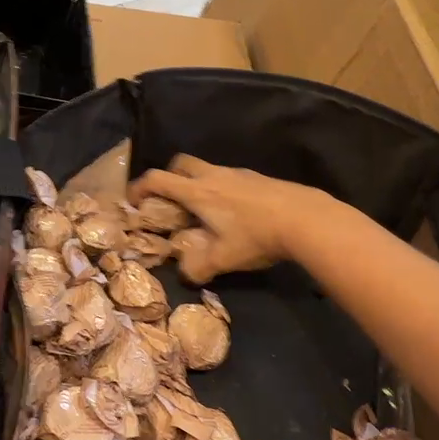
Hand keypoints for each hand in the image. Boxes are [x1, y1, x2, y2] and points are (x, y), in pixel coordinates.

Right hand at [128, 155, 336, 283]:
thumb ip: (200, 268)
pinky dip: (223, 189)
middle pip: (180, 163)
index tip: (133, 201)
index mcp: (197, 192)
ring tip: (206, 211)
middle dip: (170, 177)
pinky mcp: (257, 178)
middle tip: (171, 200)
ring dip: (198, 184)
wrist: (305, 218)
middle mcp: (212, 176)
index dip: (139, 187)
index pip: (157, 179)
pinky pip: (229, 177)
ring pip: (207, 169)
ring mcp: (237, 173)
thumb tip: (186, 276)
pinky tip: (237, 213)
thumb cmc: (257, 235)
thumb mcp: (224, 258)